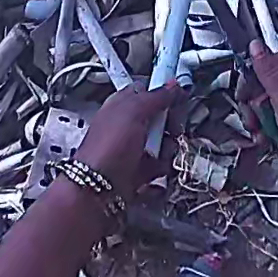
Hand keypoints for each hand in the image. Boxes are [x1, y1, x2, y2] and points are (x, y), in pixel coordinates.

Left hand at [74, 82, 180, 196]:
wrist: (97, 191)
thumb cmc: (107, 147)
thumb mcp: (134, 112)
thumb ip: (156, 97)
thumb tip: (174, 85)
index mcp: (121, 105)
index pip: (147, 91)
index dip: (164, 93)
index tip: (180, 96)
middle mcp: (126, 126)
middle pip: (160, 119)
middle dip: (170, 125)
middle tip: (171, 129)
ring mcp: (132, 149)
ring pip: (163, 143)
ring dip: (168, 150)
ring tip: (162, 155)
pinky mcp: (137, 172)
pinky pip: (160, 167)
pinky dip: (163, 171)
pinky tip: (158, 172)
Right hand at [250, 42, 277, 177]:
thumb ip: (269, 72)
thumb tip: (256, 45)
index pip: (269, 63)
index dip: (253, 77)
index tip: (245, 91)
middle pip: (263, 85)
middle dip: (253, 102)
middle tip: (254, 113)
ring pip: (263, 105)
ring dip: (257, 118)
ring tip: (260, 129)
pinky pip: (269, 122)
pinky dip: (264, 130)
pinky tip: (265, 138)